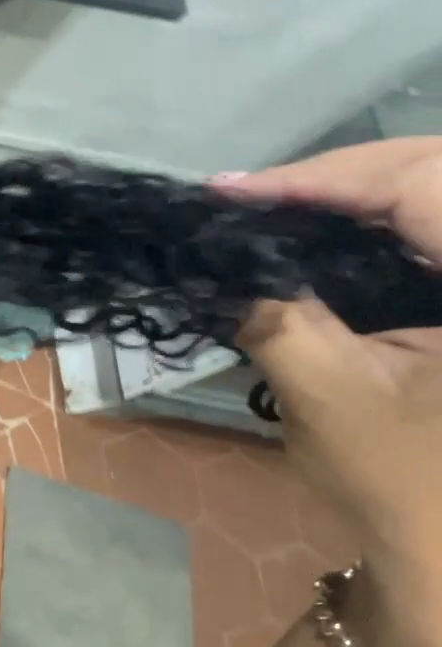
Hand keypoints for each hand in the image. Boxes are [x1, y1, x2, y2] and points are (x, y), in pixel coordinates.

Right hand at [226, 139, 441, 593]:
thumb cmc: (402, 474)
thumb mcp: (326, 389)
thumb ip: (277, 316)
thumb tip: (225, 262)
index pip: (422, 183)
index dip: (320, 179)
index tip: (228, 192)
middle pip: (438, 172)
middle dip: (340, 176)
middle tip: (245, 196)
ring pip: (441, 193)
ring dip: (359, 193)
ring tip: (273, 208)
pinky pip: (438, 230)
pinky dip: (382, 221)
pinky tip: (324, 234)